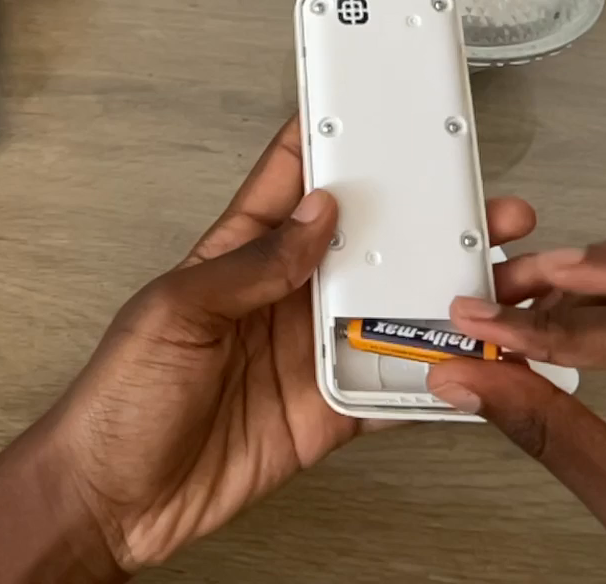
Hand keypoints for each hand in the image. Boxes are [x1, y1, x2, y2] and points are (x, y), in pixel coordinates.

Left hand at [41, 118, 541, 570]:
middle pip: (355, 244)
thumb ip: (249, 266)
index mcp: (235, 256)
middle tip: (465, 197)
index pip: (287, 184)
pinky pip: (388, 385)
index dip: (324, 145)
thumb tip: (314, 216)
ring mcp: (305, 351)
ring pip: (383, 308)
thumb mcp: (177, 311)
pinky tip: (468, 357)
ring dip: (432, 291)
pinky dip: (430, 373)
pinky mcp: (323, 408)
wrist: (118, 495)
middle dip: (409, 217)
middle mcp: (279, 295)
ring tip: (487, 268)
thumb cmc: (123, 391)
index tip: (369, 110)